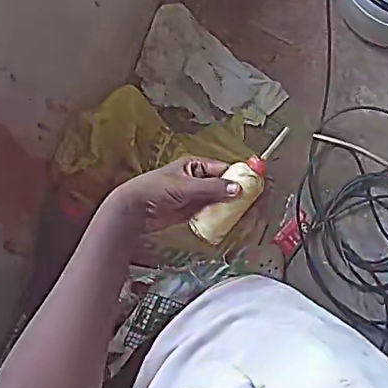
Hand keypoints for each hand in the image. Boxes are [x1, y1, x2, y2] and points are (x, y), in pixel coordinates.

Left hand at [104, 156, 239, 232]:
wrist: (133, 210)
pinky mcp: (190, 211)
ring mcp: (193, 196)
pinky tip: (228, 221)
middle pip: (223, 185)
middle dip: (236, 192)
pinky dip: (218, 216)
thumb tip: (237, 189)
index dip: (238, 176)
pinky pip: (209, 212)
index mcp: (194, 166)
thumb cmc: (153, 190)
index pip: (223, 169)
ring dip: (228, 206)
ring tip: (244, 213)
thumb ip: (212, 189)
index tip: (254, 183)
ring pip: (218, 200)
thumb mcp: (185, 187)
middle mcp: (196, 179)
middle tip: (252, 201)